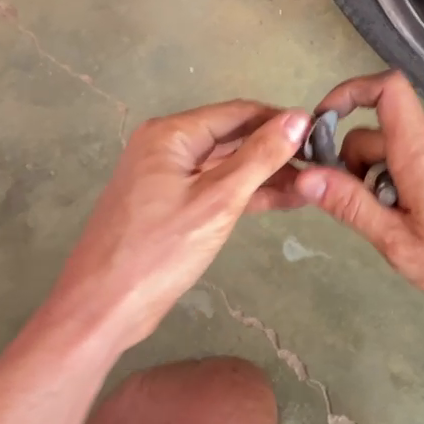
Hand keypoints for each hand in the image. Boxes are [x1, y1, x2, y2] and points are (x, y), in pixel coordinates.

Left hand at [50, 101, 310, 348]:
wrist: (101, 311)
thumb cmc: (159, 251)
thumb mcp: (218, 201)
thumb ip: (260, 157)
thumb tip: (299, 118)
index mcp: (171, 135)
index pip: (239, 113)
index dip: (281, 121)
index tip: (322, 135)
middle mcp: (166, 146)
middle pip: (233, 136)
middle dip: (277, 149)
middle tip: (321, 164)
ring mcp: (166, 177)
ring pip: (227, 164)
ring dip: (266, 174)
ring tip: (311, 185)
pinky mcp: (170, 204)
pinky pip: (215, 187)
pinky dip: (247, 193)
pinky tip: (284, 200)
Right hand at [294, 71, 423, 315]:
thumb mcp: (396, 243)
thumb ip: (351, 205)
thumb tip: (305, 175)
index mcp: (420, 153)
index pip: (389, 89)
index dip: (351, 90)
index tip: (322, 122)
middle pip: (378, 131)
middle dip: (351, 162)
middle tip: (349, 207)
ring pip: (393, 151)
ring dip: (374, 179)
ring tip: (384, 225)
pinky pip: (413, 164)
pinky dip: (395, 184)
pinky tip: (404, 224)